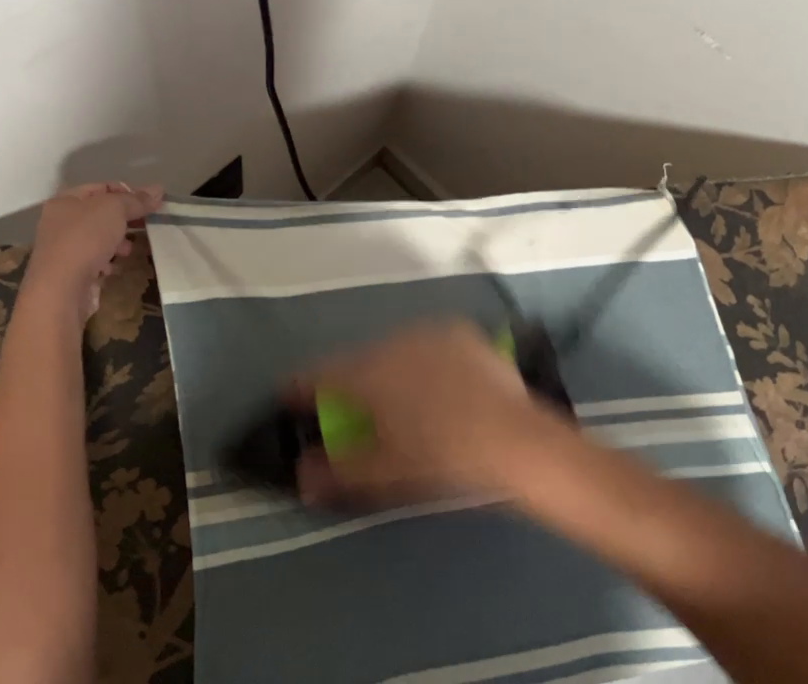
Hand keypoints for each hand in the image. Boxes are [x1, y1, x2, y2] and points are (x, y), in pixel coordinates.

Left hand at [23, 183, 162, 321]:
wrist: (61, 288)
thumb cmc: (85, 239)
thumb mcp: (115, 210)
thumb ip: (136, 199)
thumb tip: (158, 189)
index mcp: (66, 201)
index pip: (101, 187)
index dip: (126, 191)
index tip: (148, 203)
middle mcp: (60, 222)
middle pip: (100, 213)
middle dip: (124, 219)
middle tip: (146, 224)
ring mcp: (63, 248)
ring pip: (98, 238)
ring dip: (117, 241)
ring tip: (128, 249)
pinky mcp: (69, 272)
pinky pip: (93, 260)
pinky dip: (106, 261)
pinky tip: (113, 267)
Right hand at [294, 321, 567, 506]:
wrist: (518, 441)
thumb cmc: (444, 459)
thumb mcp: (385, 473)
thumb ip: (337, 471)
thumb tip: (302, 475)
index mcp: (366, 372)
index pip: (316, 375)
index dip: (298, 389)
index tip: (289, 400)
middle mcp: (391, 342)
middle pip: (356, 362)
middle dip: (349, 385)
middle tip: (354, 413)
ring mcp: (430, 332)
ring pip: (393, 351)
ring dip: (387, 371)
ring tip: (399, 401)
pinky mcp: (462, 333)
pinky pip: (428, 347)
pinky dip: (423, 363)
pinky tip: (437, 388)